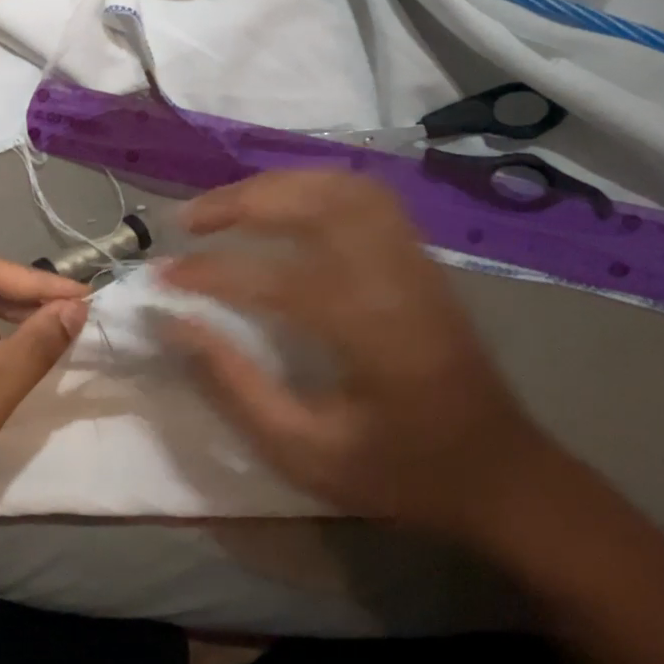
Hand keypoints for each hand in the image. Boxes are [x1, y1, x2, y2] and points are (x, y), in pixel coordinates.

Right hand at [161, 171, 553, 536]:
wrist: (502, 476)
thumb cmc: (397, 471)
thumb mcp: (303, 452)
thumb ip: (234, 385)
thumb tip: (174, 323)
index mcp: (373, 337)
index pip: (275, 279)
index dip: (208, 272)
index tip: (160, 278)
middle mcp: (398, 284)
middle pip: (316, 205)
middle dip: (240, 202)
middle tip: (186, 222)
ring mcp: (415, 264)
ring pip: (342, 188)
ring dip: (274, 187)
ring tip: (224, 207)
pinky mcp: (420, 260)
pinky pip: (364, 198)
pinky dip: (309, 189)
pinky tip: (276, 208)